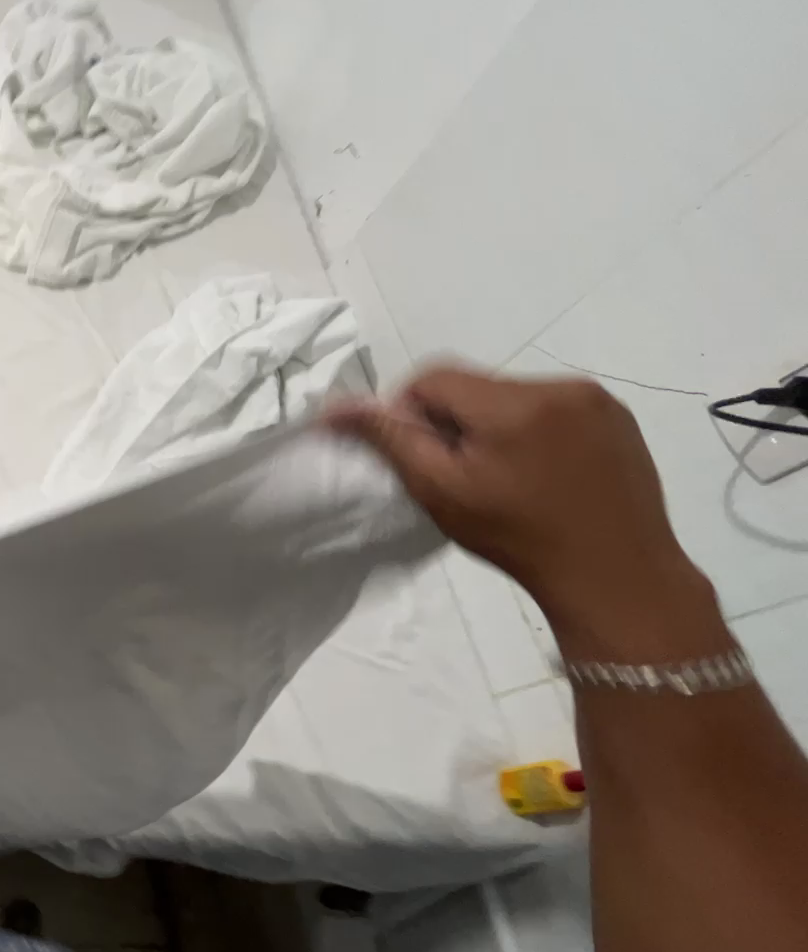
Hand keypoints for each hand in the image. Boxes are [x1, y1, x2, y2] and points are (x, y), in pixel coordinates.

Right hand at [326, 366, 726, 660]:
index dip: (408, 410)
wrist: (613, 574)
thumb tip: (334, 407)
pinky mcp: (618, 417)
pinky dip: (526, 429)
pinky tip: (533, 471)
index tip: (419, 455)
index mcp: (514, 404)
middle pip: (472, 385)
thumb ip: (387, 438)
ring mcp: (598, 400)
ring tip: (497, 474)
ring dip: (488, 424)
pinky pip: (549, 406)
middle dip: (450, 419)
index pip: (431, 377)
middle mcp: (561, 386)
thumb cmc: (514, 535)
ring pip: (508, 394)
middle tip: (455, 471)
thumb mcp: (437, 488)